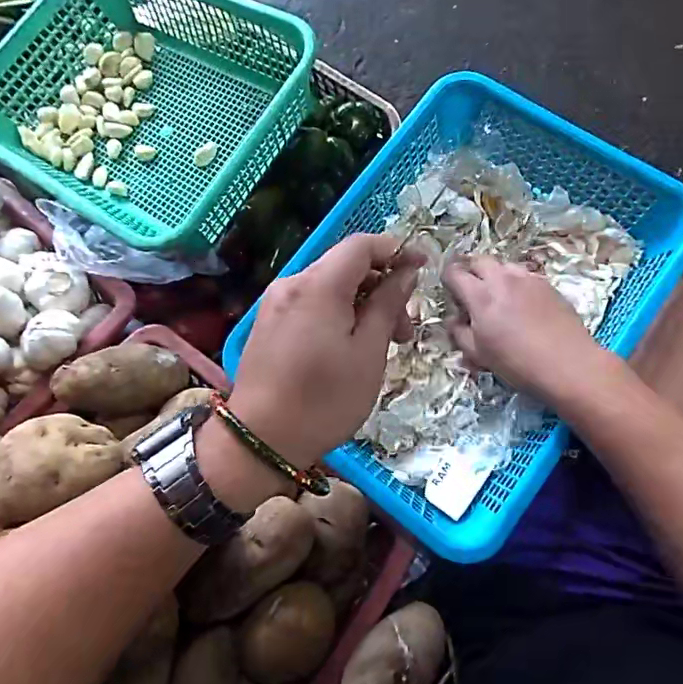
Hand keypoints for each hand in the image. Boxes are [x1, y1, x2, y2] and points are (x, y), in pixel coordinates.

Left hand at [228, 234, 423, 468]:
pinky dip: (337, 312)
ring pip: (329, 286)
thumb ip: (388, 304)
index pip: (361, 245)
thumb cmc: (324, 399)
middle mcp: (292, 283)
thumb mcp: (368, 353)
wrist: (260, 439)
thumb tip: (405, 271)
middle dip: (382, 286)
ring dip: (362, 303)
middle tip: (404, 330)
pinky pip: (311, 303)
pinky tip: (350, 345)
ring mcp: (275, 303)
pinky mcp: (268, 323)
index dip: (395, 249)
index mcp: (318, 285)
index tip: (422, 267)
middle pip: (345, 265)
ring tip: (381, 344)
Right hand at [442, 255, 615, 404]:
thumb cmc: (517, 363)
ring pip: (504, 265)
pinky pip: (525, 276)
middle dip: (471, 271)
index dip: (448, 279)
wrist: (569, 364)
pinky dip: (517, 284)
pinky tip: (523, 305)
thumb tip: (455, 321)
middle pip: (479, 260)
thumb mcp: (479, 354)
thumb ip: (459, 333)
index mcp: (480, 295)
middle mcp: (502, 279)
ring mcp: (528, 279)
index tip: (451, 292)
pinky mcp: (548, 285)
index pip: (454, 273)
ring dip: (495, 275)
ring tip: (499, 296)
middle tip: (472, 292)